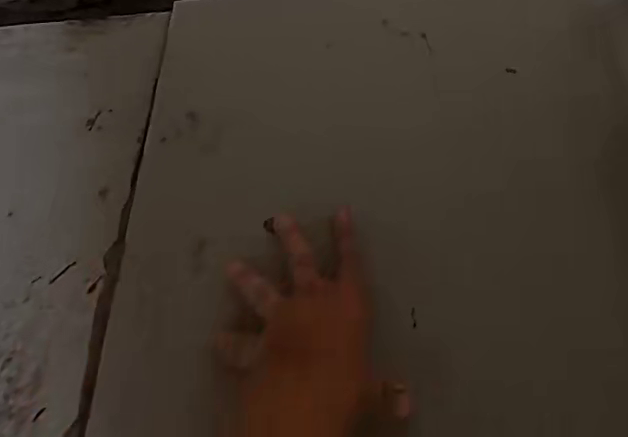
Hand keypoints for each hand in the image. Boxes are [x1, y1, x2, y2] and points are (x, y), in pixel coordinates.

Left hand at [220, 209, 409, 436]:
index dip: (346, 235)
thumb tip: (409, 405)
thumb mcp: (371, 392)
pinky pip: (239, 345)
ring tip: (231, 265)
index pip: (351, 261)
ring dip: (247, 279)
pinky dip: (229, 343)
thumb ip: (386, 392)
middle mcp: (314, 302)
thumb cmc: (345, 393)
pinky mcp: (255, 349)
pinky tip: (218, 338)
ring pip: (262, 293)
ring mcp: (281, 322)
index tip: (340, 210)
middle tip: (280, 218)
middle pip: (302, 262)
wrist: (299, 416)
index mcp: (348, 303)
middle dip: (291, 238)